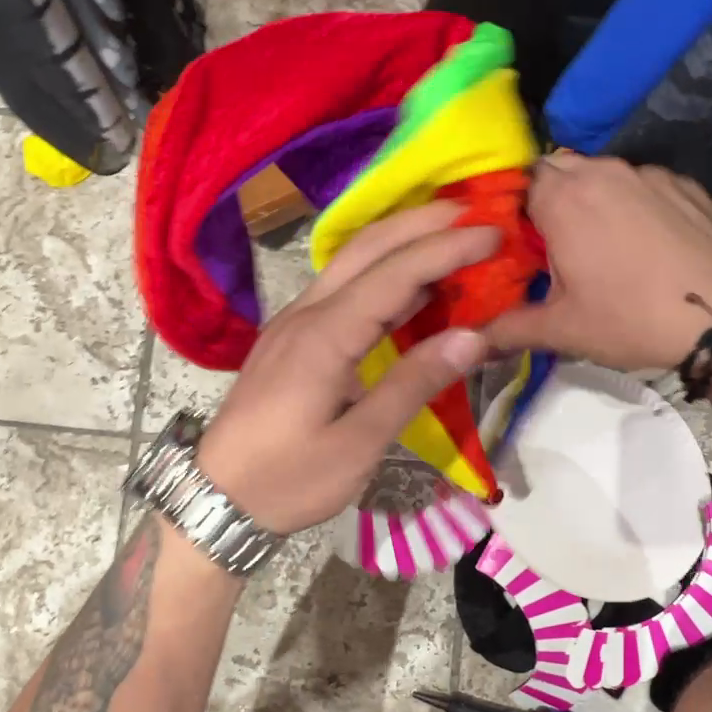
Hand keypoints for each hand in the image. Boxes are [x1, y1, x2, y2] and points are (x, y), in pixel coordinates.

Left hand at [196, 203, 497, 534]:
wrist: (218, 499)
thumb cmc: (288, 479)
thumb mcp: (357, 444)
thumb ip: (412, 385)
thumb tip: (472, 337)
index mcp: (323, 336)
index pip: (393, 273)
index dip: (445, 249)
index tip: (493, 233)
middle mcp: (305, 314)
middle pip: (365, 247)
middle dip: (421, 222)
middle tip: (474, 211)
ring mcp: (293, 323)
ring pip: (349, 263)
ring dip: (400, 241)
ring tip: (450, 235)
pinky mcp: (291, 339)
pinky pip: (341, 288)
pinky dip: (381, 274)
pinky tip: (408, 286)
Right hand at [486, 152, 711, 370]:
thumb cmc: (631, 318)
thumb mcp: (563, 331)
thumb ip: (508, 330)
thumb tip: (470, 341)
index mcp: (563, 198)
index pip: (520, 180)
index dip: (514, 208)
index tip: (517, 242)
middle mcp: (602, 172)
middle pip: (560, 169)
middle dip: (551, 198)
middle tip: (555, 246)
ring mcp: (647, 173)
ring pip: (603, 174)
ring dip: (592, 199)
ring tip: (601, 244)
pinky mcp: (684, 183)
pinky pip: (643, 184)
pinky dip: (634, 204)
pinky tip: (646, 242)